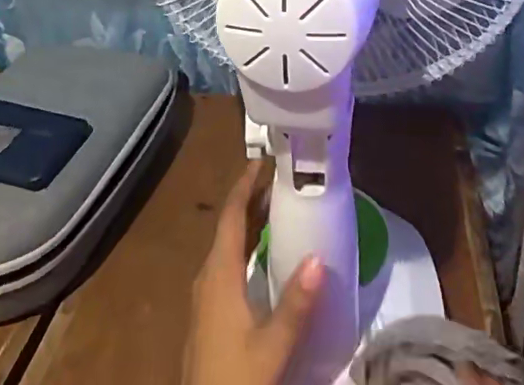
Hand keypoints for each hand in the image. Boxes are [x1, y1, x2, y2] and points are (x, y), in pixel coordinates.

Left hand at [184, 159, 325, 384]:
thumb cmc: (235, 381)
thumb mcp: (271, 347)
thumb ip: (295, 304)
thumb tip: (319, 256)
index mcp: (218, 276)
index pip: (230, 216)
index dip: (245, 186)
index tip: (264, 160)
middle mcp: (207, 279)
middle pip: (228, 227)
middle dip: (251, 200)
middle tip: (282, 179)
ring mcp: (205, 299)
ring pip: (226, 247)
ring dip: (249, 223)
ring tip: (278, 207)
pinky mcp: (209, 316)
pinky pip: (227, 264)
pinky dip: (246, 246)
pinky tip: (265, 256)